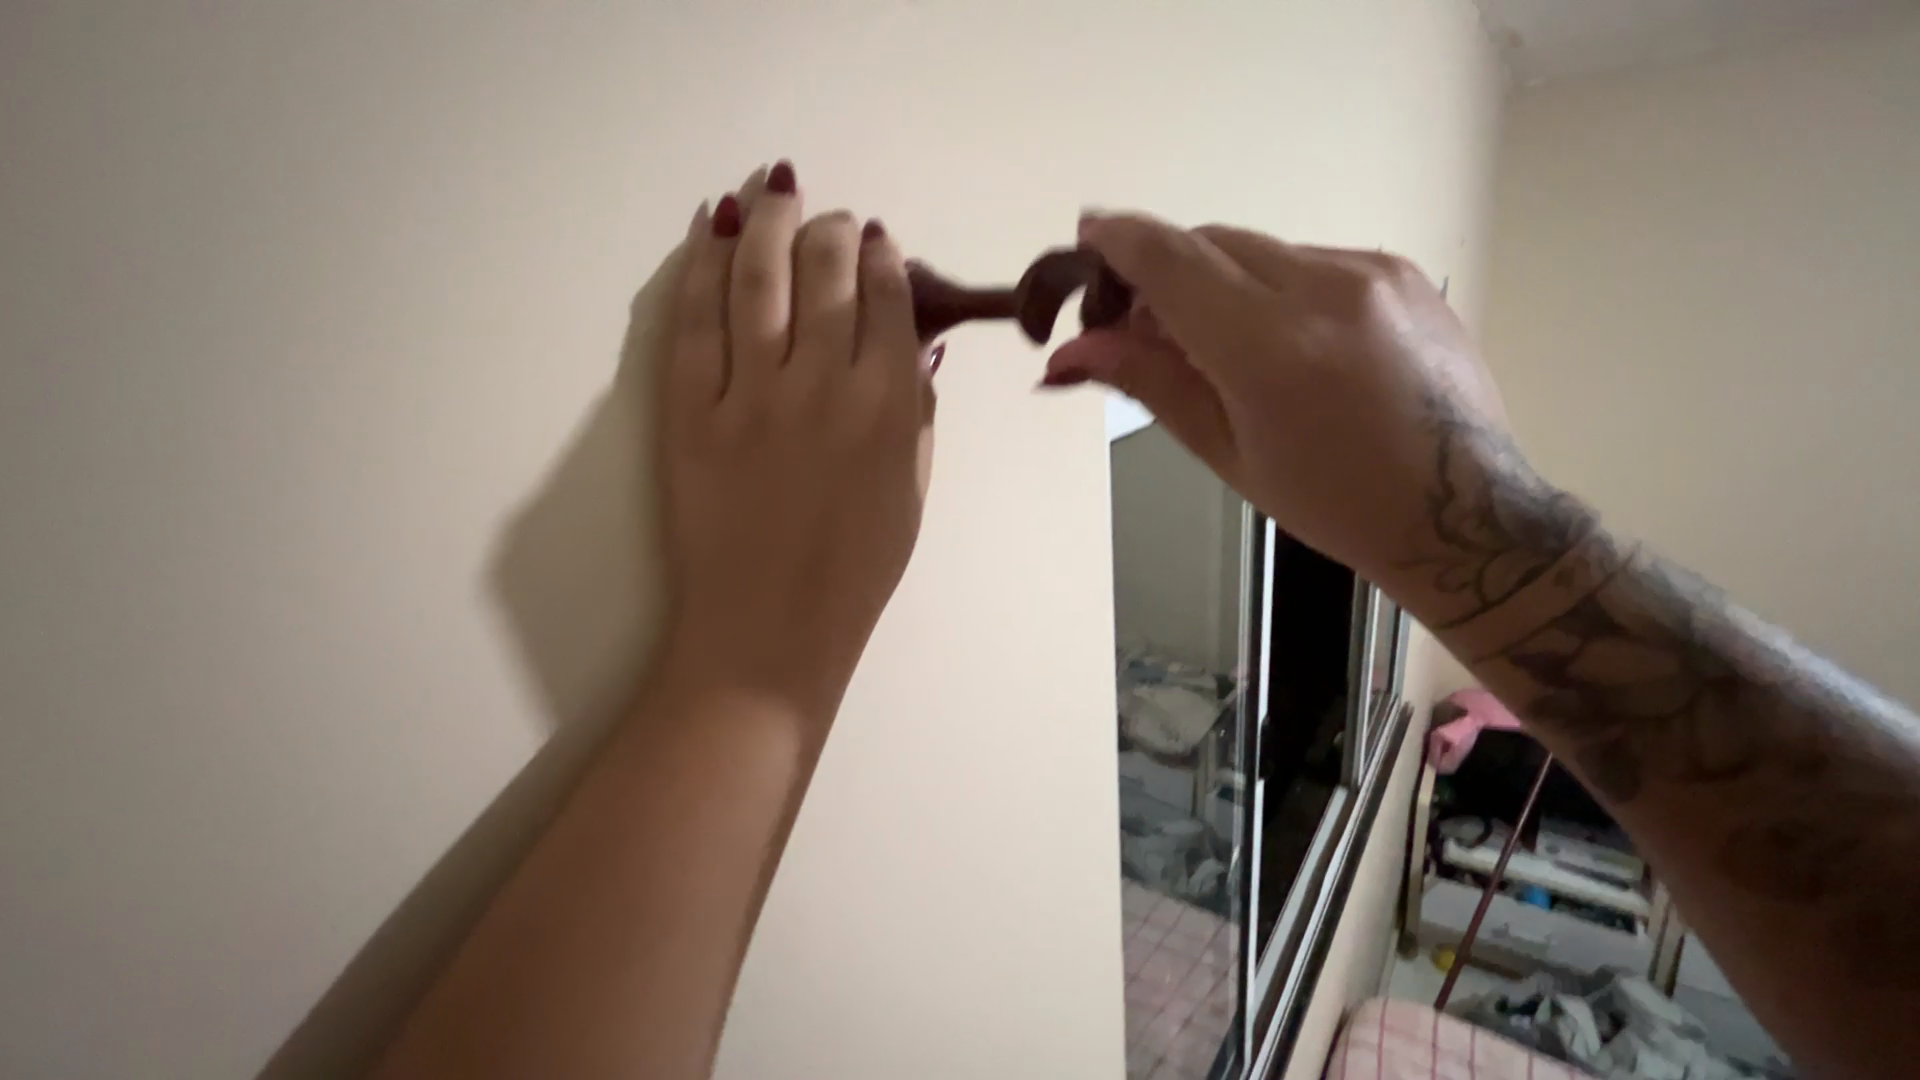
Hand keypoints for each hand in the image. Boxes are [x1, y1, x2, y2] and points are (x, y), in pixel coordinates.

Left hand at [655, 162, 936, 720]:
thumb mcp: (911, 496)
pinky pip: (693, 321)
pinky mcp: (688, 412)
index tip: (876, 241)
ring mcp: (749, 395)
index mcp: (887, 409)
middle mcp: (822, 385)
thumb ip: (916, 416)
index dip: (883, 260)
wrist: (766, 634)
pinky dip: (700, 266)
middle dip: (830, 232)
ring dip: (767, 222)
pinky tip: (709, 230)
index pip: (888, 302)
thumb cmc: (853, 575)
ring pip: (758, 278)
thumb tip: (914, 349)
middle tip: (827, 219)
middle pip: (825, 274)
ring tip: (771, 191)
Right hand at [1045, 213, 1511, 587]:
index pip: (1174, 262)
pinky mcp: (1401, 271)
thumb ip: (1150, 383)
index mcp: (1272, 348)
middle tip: (1141, 327)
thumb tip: (1073, 352)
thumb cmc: (1330, 501)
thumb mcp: (1226, 451)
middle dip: (1163, 273)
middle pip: (1211, 243)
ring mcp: (1373, 272)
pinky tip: (1280, 344)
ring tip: (1216, 347)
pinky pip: (1306, 261)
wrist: (1462, 510)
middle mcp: (1326, 288)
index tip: (1087, 236)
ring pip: (1258, 250)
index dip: (1120, 242)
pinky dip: (1268, 288)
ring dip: (1215, 283)